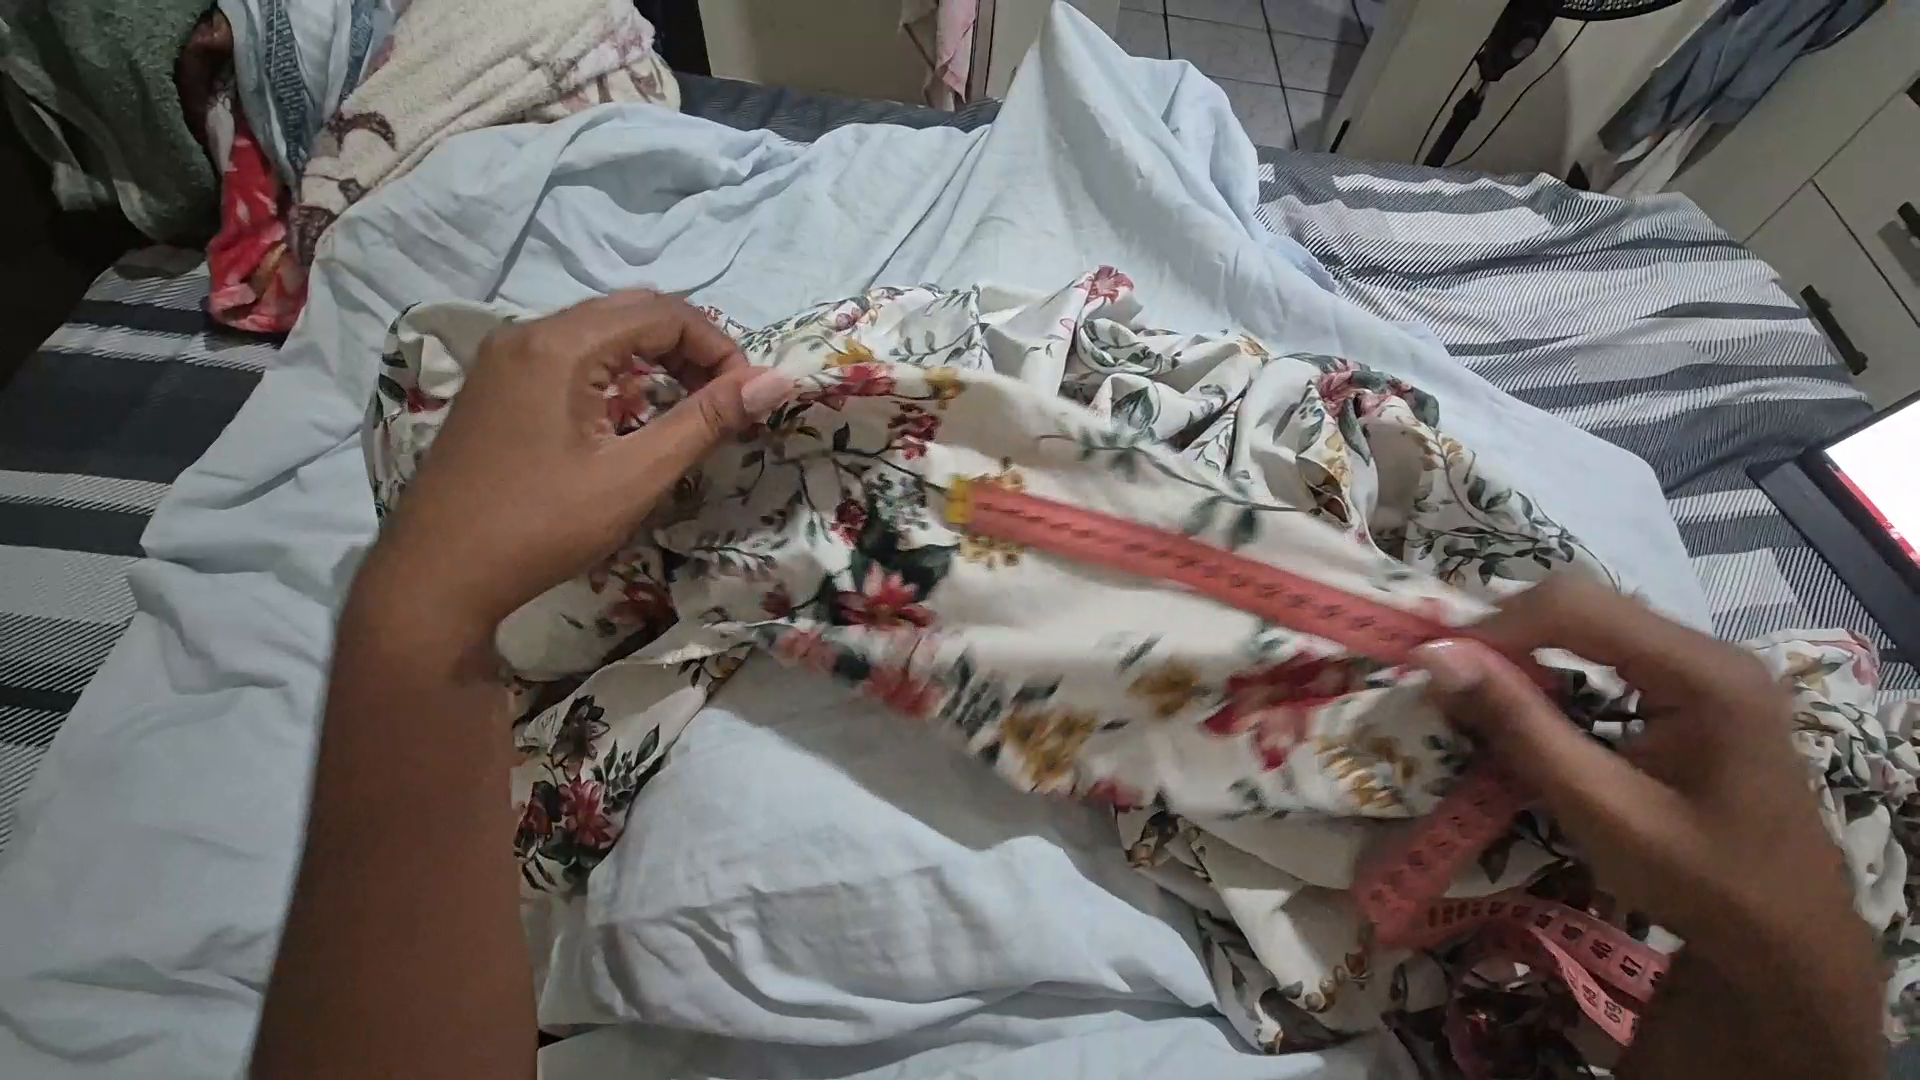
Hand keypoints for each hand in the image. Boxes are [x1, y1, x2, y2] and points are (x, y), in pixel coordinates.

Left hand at [357, 290, 777, 648]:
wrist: (437, 576)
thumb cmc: (543, 525)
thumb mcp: (637, 476)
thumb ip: (707, 421)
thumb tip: (775, 381)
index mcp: (559, 345)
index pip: (662, 313)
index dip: (718, 346)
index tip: (748, 395)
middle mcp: (527, 334)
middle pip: (631, 313)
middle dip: (691, 350)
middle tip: (725, 401)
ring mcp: (505, 359)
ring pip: (601, 334)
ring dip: (656, 361)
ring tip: (690, 409)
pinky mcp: (498, 387)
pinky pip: (573, 358)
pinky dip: (619, 375)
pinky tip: (633, 417)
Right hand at [1410, 577, 1879, 996]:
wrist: (1786, 943)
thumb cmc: (1699, 882)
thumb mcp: (1597, 806)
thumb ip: (1518, 724)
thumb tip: (1434, 655)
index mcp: (1704, 673)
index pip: (1574, 606)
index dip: (1493, 628)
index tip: (1436, 670)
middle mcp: (1708, 651)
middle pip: (1578, 601)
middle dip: (1502, 635)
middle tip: (1453, 683)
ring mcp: (1702, 665)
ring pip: (1583, 618)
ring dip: (1520, 649)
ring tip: (1479, 694)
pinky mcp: (1688, 684)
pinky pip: (1598, 648)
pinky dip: (1547, 666)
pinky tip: (1527, 705)